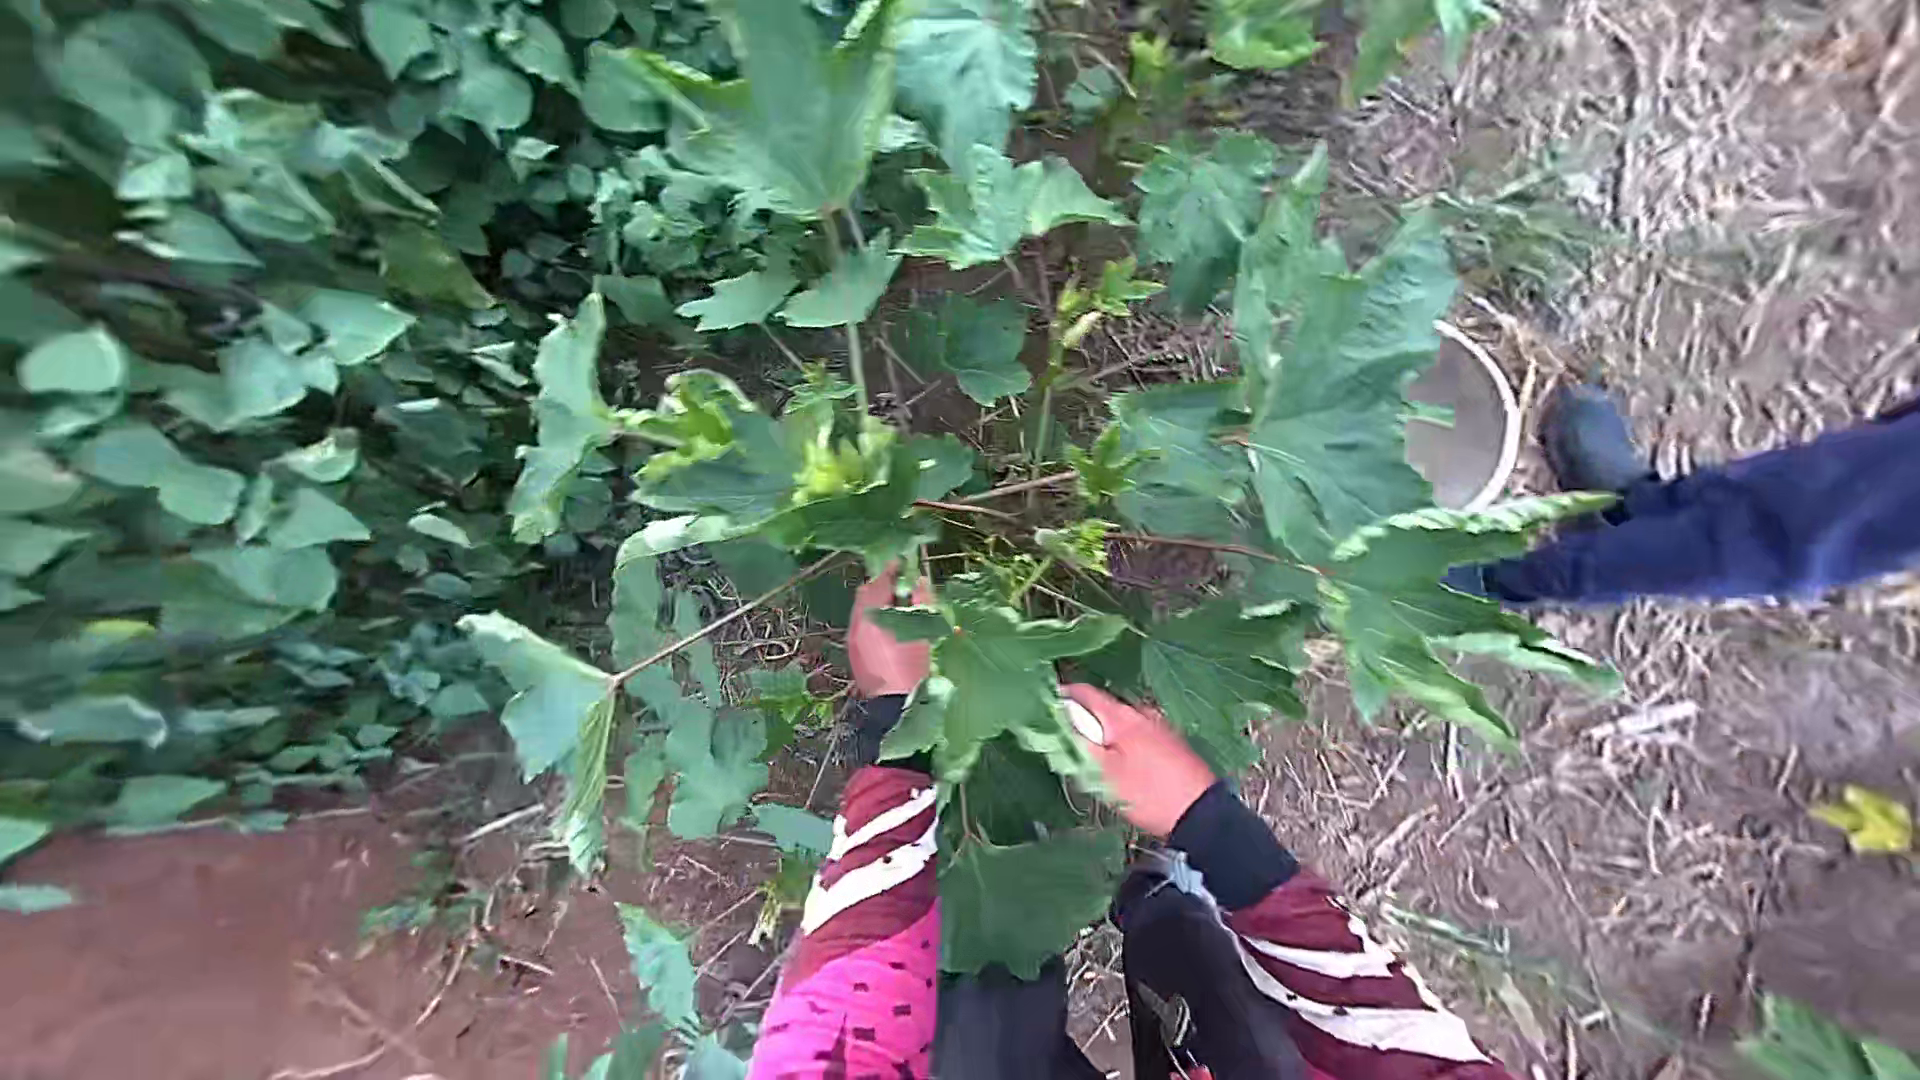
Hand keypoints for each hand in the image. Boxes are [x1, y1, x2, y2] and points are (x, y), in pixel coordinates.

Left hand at [848, 564, 933, 697]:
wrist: (895, 705)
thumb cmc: (911, 666)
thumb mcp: (922, 631)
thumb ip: (921, 601)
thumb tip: (919, 580)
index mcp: (872, 616)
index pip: (880, 583)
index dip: (892, 570)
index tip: (902, 562)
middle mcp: (857, 623)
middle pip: (866, 593)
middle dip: (882, 585)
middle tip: (901, 583)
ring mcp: (853, 638)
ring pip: (862, 609)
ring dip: (877, 602)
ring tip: (898, 604)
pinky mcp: (854, 651)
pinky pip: (862, 624)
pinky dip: (874, 617)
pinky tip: (890, 625)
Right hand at [1063, 683, 1215, 837]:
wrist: (1202, 815)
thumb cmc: (1148, 794)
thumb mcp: (1105, 773)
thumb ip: (1079, 746)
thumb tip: (1058, 725)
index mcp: (1121, 716)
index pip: (1084, 692)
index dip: (1062, 696)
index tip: (1046, 709)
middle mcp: (1141, 713)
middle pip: (1101, 708)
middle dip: (1082, 721)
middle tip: (1066, 742)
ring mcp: (1158, 727)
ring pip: (1118, 723)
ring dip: (1102, 734)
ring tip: (1092, 758)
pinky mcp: (1169, 743)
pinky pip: (1135, 734)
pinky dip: (1120, 743)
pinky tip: (1120, 765)